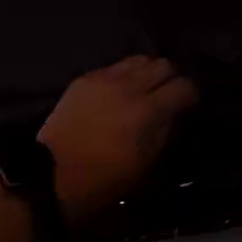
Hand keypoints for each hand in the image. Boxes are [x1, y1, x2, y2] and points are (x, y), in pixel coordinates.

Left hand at [39, 56, 198, 225]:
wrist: (49, 179)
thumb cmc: (102, 182)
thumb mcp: (144, 166)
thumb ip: (165, 131)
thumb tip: (177, 112)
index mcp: (147, 112)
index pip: (184, 86)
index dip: (191, 95)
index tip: (188, 106)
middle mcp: (128, 87)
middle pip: (164, 64)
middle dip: (172, 78)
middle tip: (169, 96)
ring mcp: (104, 79)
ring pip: (140, 59)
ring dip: (149, 72)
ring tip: (145, 90)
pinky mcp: (85, 78)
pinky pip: (115, 66)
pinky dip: (125, 75)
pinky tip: (120, 93)